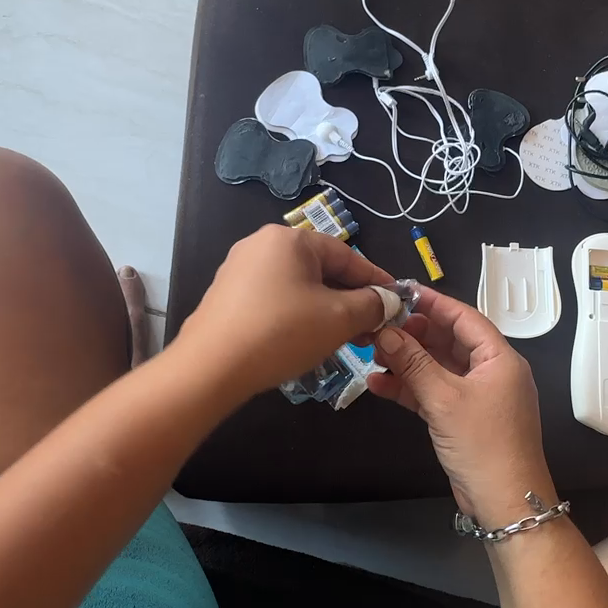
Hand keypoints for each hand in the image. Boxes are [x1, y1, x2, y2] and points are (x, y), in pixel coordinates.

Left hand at [174, 225, 393, 400]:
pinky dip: (298, 315)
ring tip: (344, 338)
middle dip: (350, 299)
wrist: (210, 369)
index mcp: (289, 239)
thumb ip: (371, 305)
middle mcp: (261, 244)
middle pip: (321, 269)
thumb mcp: (339, 319)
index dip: (376, 280)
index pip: (346, 255)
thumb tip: (388, 300)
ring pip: (298, 286)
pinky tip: (306, 340)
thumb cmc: (281, 333)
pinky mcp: (227, 296)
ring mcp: (239, 269)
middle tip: (372, 326)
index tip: (397, 300)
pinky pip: (275, 299)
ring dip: (326, 310)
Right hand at [366, 287, 551, 523]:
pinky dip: (410, 388)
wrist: (505, 503)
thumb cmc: (484, 444)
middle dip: (414, 334)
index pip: (465, 318)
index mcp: (499, 358)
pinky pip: (434, 393)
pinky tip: (379, 384)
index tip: (403, 293)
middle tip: (382, 326)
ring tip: (374, 353)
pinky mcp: (463, 419)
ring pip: (438, 368)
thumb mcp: (444, 399)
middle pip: (449, 341)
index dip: (434, 304)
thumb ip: (413, 364)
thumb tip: (386, 333)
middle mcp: (491, 372)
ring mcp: (477, 397)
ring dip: (407, 361)